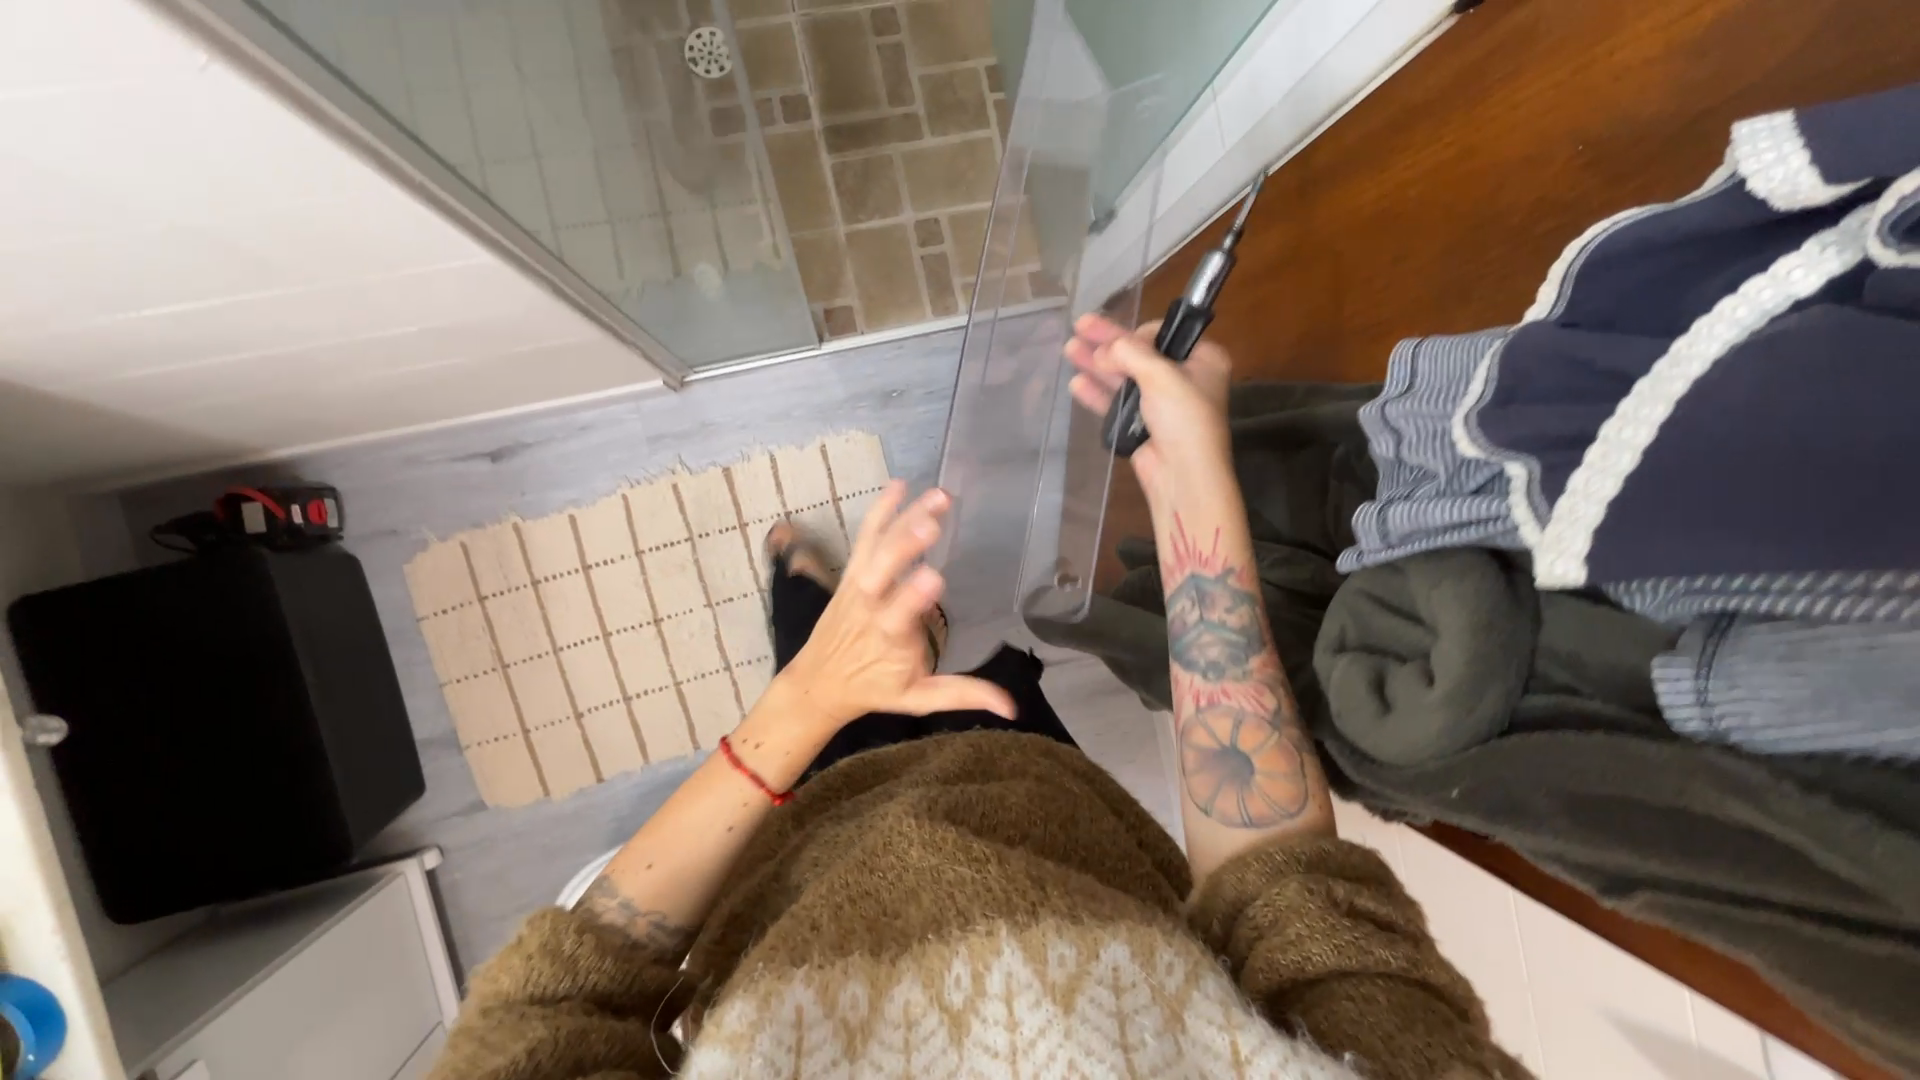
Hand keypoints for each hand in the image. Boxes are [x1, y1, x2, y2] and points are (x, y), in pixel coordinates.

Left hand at [770, 481, 1015, 732]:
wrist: (819, 681)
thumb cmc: (875, 688)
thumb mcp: (918, 699)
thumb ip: (963, 695)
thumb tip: (1012, 707)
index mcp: (888, 640)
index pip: (898, 616)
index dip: (913, 597)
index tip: (934, 576)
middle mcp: (869, 607)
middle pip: (882, 573)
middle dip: (904, 547)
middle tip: (931, 522)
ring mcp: (858, 584)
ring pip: (876, 549)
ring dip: (903, 520)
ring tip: (936, 496)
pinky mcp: (852, 572)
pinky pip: (864, 538)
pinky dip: (880, 511)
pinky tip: (900, 485)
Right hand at [1064, 313, 1233, 507]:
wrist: (1182, 474)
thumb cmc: (1183, 418)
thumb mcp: (1161, 376)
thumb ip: (1131, 354)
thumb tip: (1106, 347)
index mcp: (1202, 360)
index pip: (1164, 335)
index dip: (1137, 335)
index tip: (1120, 343)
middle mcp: (1183, 378)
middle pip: (1139, 354)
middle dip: (1108, 343)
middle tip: (1080, 325)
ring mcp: (1161, 403)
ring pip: (1124, 377)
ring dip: (1097, 364)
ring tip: (1070, 348)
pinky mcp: (1142, 425)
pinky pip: (1117, 402)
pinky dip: (1098, 392)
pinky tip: (1077, 383)